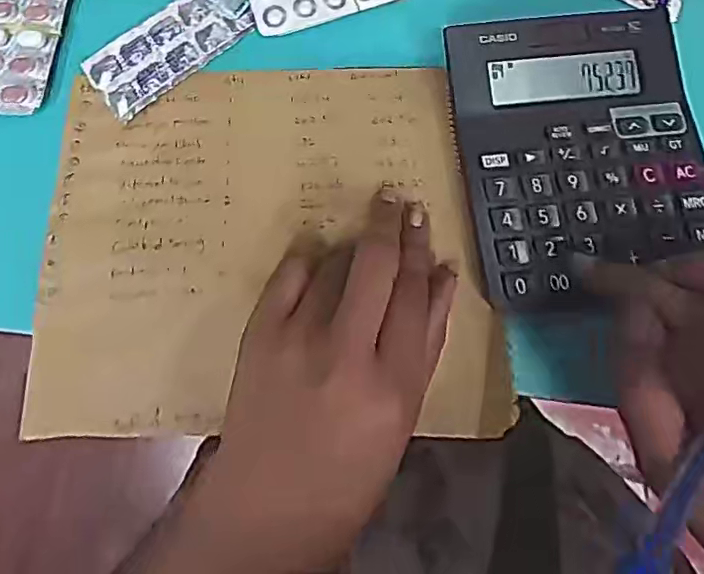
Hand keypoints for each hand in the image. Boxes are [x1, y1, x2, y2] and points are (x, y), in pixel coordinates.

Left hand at [131, 187, 457, 573]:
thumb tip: (443, 274)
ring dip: (352, 244)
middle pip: (377, 265)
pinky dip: (309, 259)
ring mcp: (298, 339)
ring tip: (360, 241)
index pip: (414, 293)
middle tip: (394, 199)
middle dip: (389, 223)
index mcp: (394, 384)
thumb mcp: (404, 414)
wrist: (269, 503)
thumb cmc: (350, 468)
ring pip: (335, 263)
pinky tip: (318, 258)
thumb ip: (426, 340)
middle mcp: (347, 355)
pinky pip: (292, 271)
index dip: (419, 248)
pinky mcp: (260, 332)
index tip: (420, 220)